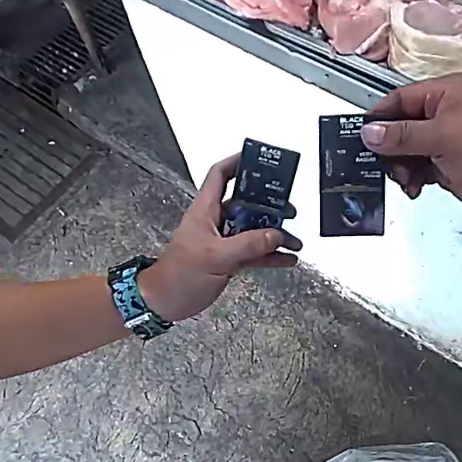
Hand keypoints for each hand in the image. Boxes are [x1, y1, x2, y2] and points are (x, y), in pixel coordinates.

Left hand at [140, 154, 301, 321]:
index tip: (260, 159)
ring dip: (276, 235)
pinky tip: (287, 259)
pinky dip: (272, 255)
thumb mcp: (215, 256)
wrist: (166, 301)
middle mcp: (217, 222)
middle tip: (288, 210)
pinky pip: (256, 253)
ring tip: (294, 242)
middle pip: (247, 204)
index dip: (238, 163)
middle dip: (270, 205)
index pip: (221, 176)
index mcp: (206, 211)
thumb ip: (248, 244)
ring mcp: (225, 241)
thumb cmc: (179, 275)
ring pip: (255, 231)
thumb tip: (276, 235)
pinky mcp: (230, 259)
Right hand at [362, 76, 461, 214]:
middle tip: (382, 164)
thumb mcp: (443, 135)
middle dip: (390, 147)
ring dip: (401, 167)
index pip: (400, 100)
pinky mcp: (451, 166)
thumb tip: (371, 132)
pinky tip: (414, 187)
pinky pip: (422, 169)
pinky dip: (414, 179)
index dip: (380, 118)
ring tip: (403, 179)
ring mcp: (449, 141)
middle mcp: (446, 114)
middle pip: (403, 128)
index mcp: (445, 93)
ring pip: (410, 152)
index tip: (362, 135)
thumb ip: (404, 135)